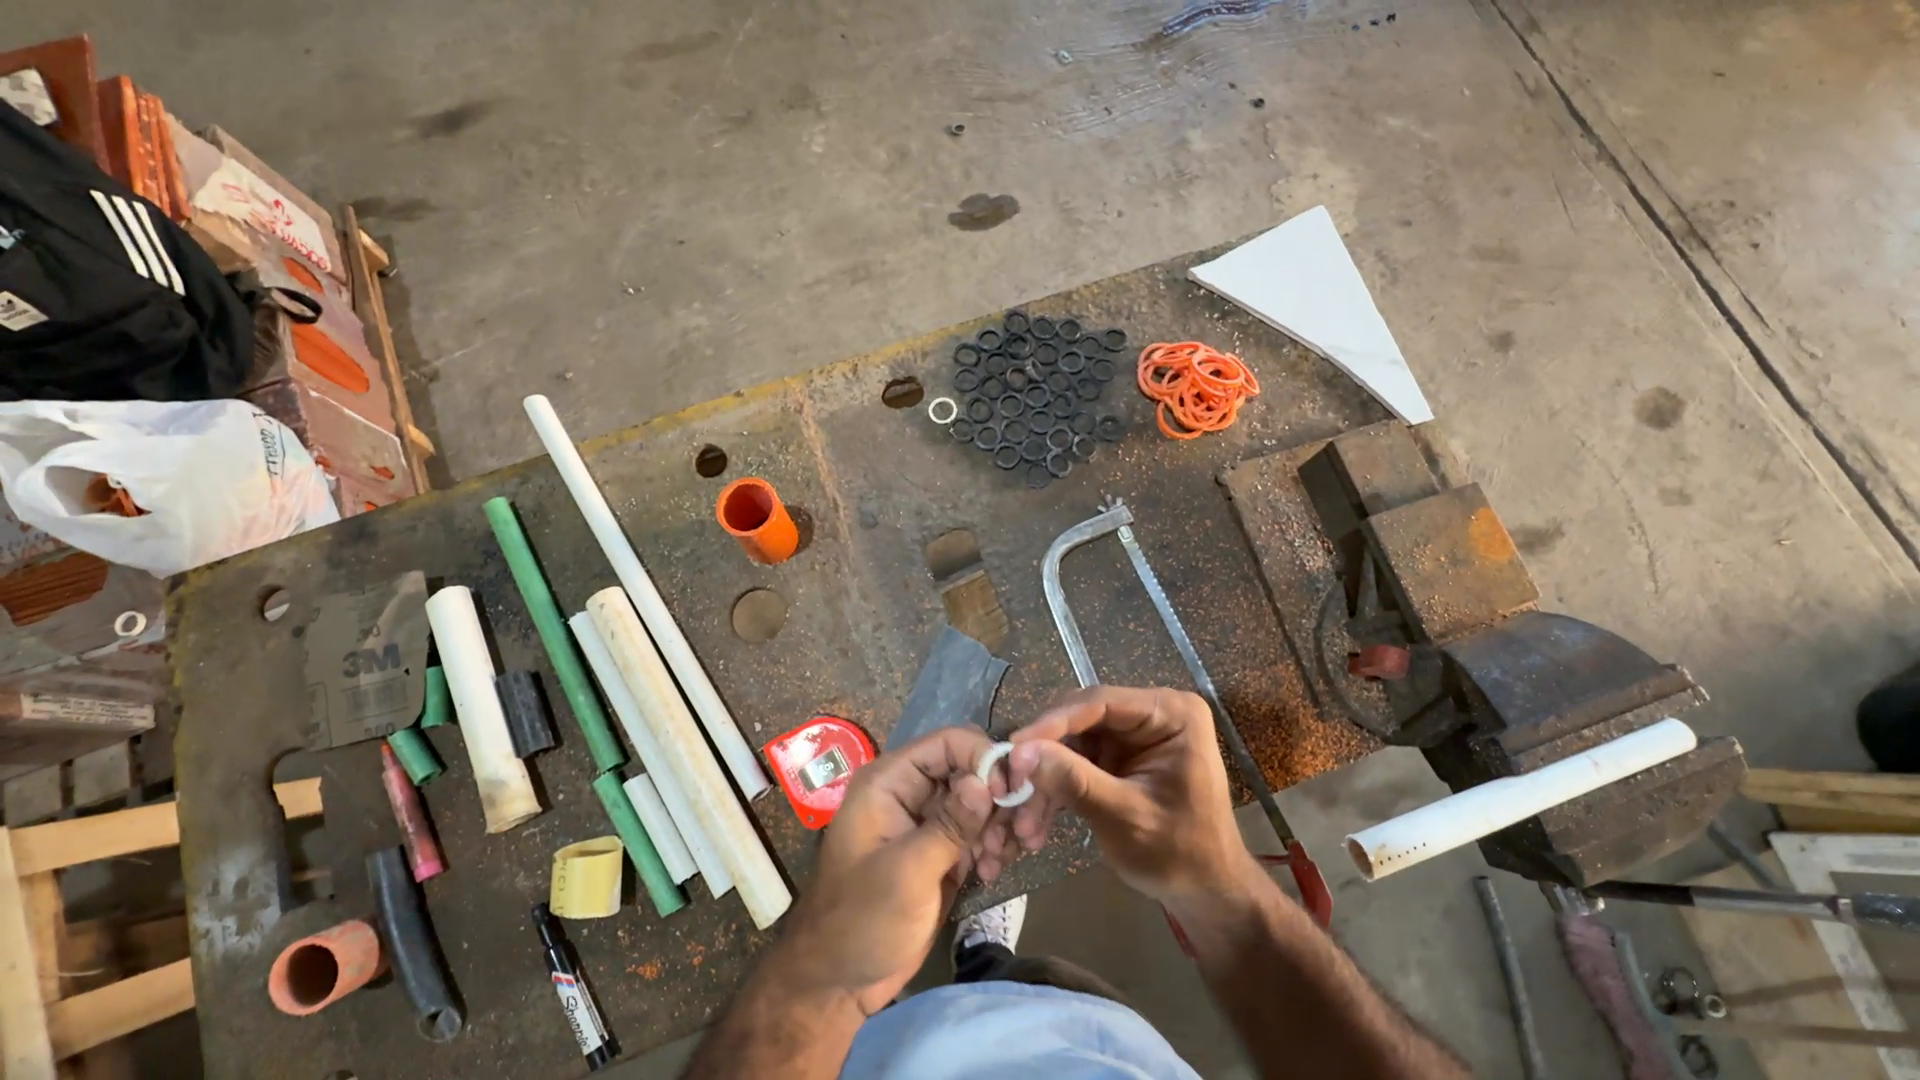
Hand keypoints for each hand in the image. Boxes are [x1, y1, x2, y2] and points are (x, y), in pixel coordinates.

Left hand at [772, 726, 997, 1015]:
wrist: (840, 980)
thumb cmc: (862, 920)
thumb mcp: (907, 871)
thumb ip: (949, 824)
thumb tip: (986, 781)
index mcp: (889, 781)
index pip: (948, 743)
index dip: (984, 758)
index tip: (1013, 792)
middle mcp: (908, 792)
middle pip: (969, 768)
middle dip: (997, 796)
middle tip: (1016, 835)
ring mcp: (925, 822)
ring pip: (979, 800)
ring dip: (998, 825)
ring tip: (998, 860)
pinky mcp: (940, 851)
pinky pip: (977, 831)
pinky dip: (991, 846)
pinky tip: (992, 872)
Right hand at [1006, 686, 1260, 902]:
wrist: (1206, 893)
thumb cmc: (1180, 854)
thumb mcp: (1125, 818)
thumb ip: (1075, 781)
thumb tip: (1020, 752)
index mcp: (1171, 714)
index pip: (1100, 702)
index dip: (1053, 723)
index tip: (1014, 749)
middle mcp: (1151, 714)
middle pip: (1080, 720)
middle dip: (1044, 756)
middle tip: (1010, 786)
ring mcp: (1132, 736)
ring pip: (1070, 744)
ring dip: (1044, 781)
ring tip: (1022, 823)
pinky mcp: (1117, 759)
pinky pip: (1074, 763)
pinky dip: (1055, 791)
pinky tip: (1035, 824)